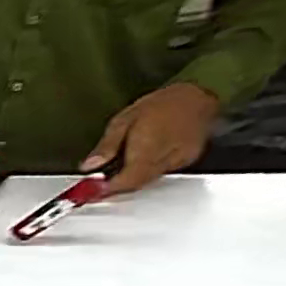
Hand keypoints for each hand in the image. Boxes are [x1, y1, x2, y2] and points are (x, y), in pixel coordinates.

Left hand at [82, 82, 220, 194]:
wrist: (198, 94)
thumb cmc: (159, 104)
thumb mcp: (122, 121)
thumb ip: (106, 147)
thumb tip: (88, 166)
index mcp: (149, 147)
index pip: (128, 179)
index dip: (109, 188)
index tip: (92, 190)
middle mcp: (168, 156)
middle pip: (138, 183)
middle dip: (116, 187)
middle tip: (98, 186)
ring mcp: (182, 158)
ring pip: (150, 180)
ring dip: (130, 182)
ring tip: (112, 177)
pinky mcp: (189, 158)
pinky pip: (162, 173)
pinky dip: (145, 174)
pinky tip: (134, 167)